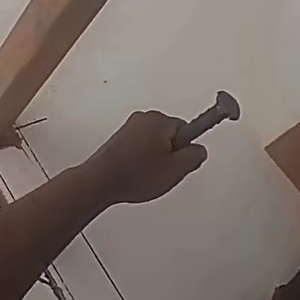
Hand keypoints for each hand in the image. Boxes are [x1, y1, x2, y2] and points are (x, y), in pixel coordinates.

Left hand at [77, 111, 207, 204]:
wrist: (100, 181)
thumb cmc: (133, 174)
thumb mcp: (177, 169)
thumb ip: (195, 156)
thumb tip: (198, 150)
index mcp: (160, 120)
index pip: (188, 129)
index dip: (186, 150)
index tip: (184, 160)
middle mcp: (144, 118)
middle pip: (171, 134)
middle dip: (170, 153)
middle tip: (164, 171)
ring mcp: (130, 127)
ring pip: (155, 141)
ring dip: (155, 157)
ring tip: (147, 174)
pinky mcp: (120, 138)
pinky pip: (140, 146)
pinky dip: (141, 158)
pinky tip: (137, 172)